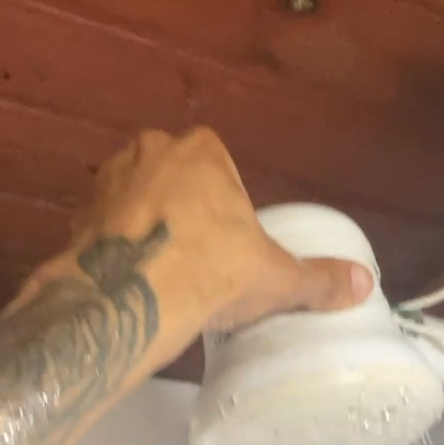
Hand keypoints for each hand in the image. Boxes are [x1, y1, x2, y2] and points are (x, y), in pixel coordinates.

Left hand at [57, 126, 373, 366]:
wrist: (131, 295)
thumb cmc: (211, 268)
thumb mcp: (273, 276)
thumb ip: (316, 277)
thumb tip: (364, 283)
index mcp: (200, 149)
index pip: (217, 164)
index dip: (224, 201)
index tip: (227, 240)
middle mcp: (151, 149)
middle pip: (174, 174)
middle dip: (182, 205)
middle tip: (195, 255)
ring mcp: (110, 176)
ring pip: (135, 192)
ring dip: (144, 219)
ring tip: (159, 268)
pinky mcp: (79, 210)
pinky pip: (102, 219)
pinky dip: (112, 240)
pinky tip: (125, 274)